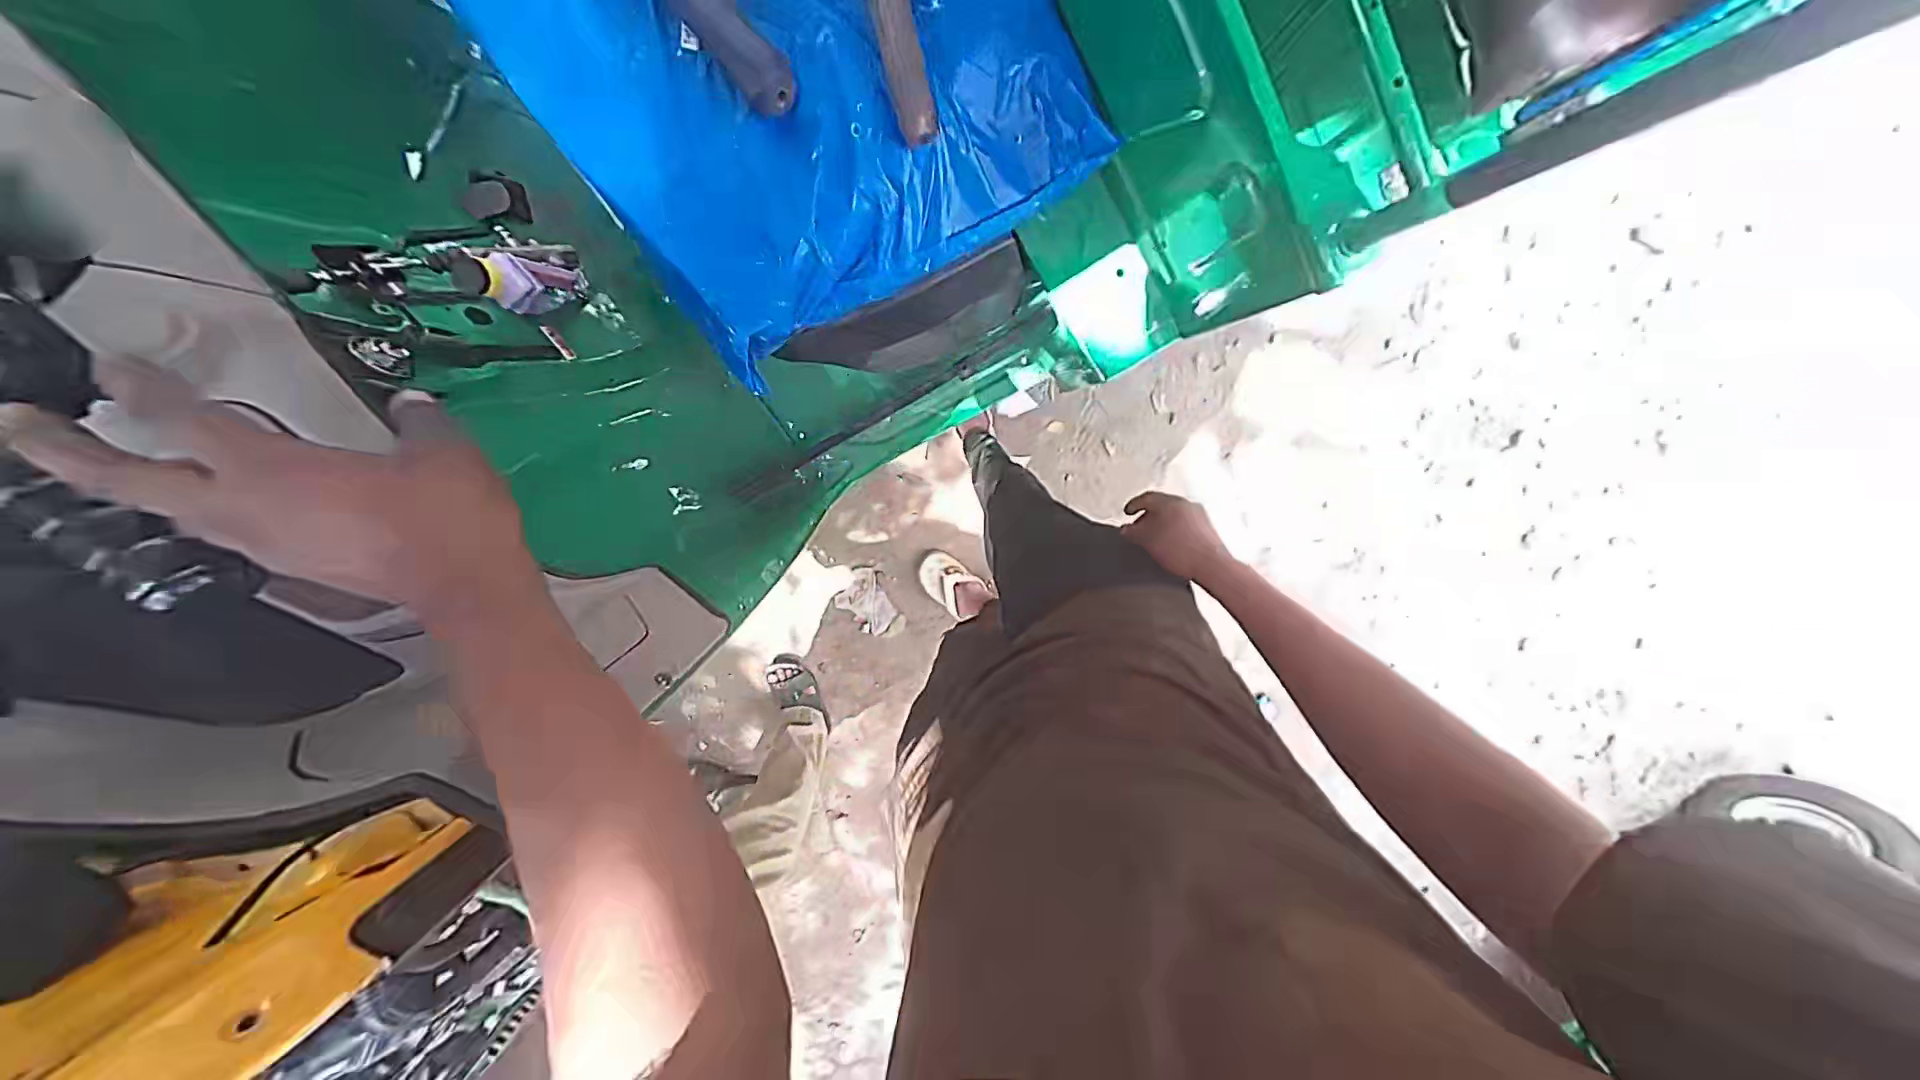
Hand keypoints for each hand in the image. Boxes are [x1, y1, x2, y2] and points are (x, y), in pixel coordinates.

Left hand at [0, 359, 541, 623]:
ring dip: (144, 489)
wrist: (467, 584)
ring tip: (135, 470)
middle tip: (25, 426)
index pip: (184, 419)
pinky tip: (229, 510)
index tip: (113, 366)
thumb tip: (409, 404)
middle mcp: (248, 509)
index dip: (142, 387)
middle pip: (132, 482)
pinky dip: (210, 516)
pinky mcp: (295, 571)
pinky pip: (230, 536)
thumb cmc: (450, 517)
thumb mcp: (445, 453)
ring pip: (177, 515)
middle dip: (67, 453)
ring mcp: (267, 545)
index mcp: (274, 468)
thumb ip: (419, 421)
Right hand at [1121, 491, 1236, 582]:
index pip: (1146, 497)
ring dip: (1162, 524)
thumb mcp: (1146, 541)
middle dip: (1147, 516)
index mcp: (1170, 502)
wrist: (1211, 566)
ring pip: (1174, 514)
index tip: (1128, 511)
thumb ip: (1132, 532)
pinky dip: (1174, 531)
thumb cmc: (1181, 551)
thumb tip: (1127, 529)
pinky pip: (1185, 524)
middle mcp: (1186, 504)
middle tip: (1138, 527)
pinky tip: (1171, 545)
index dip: (1134, 505)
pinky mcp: (1207, 528)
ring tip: (1154, 539)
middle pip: (1161, 505)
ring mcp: (1199, 515)